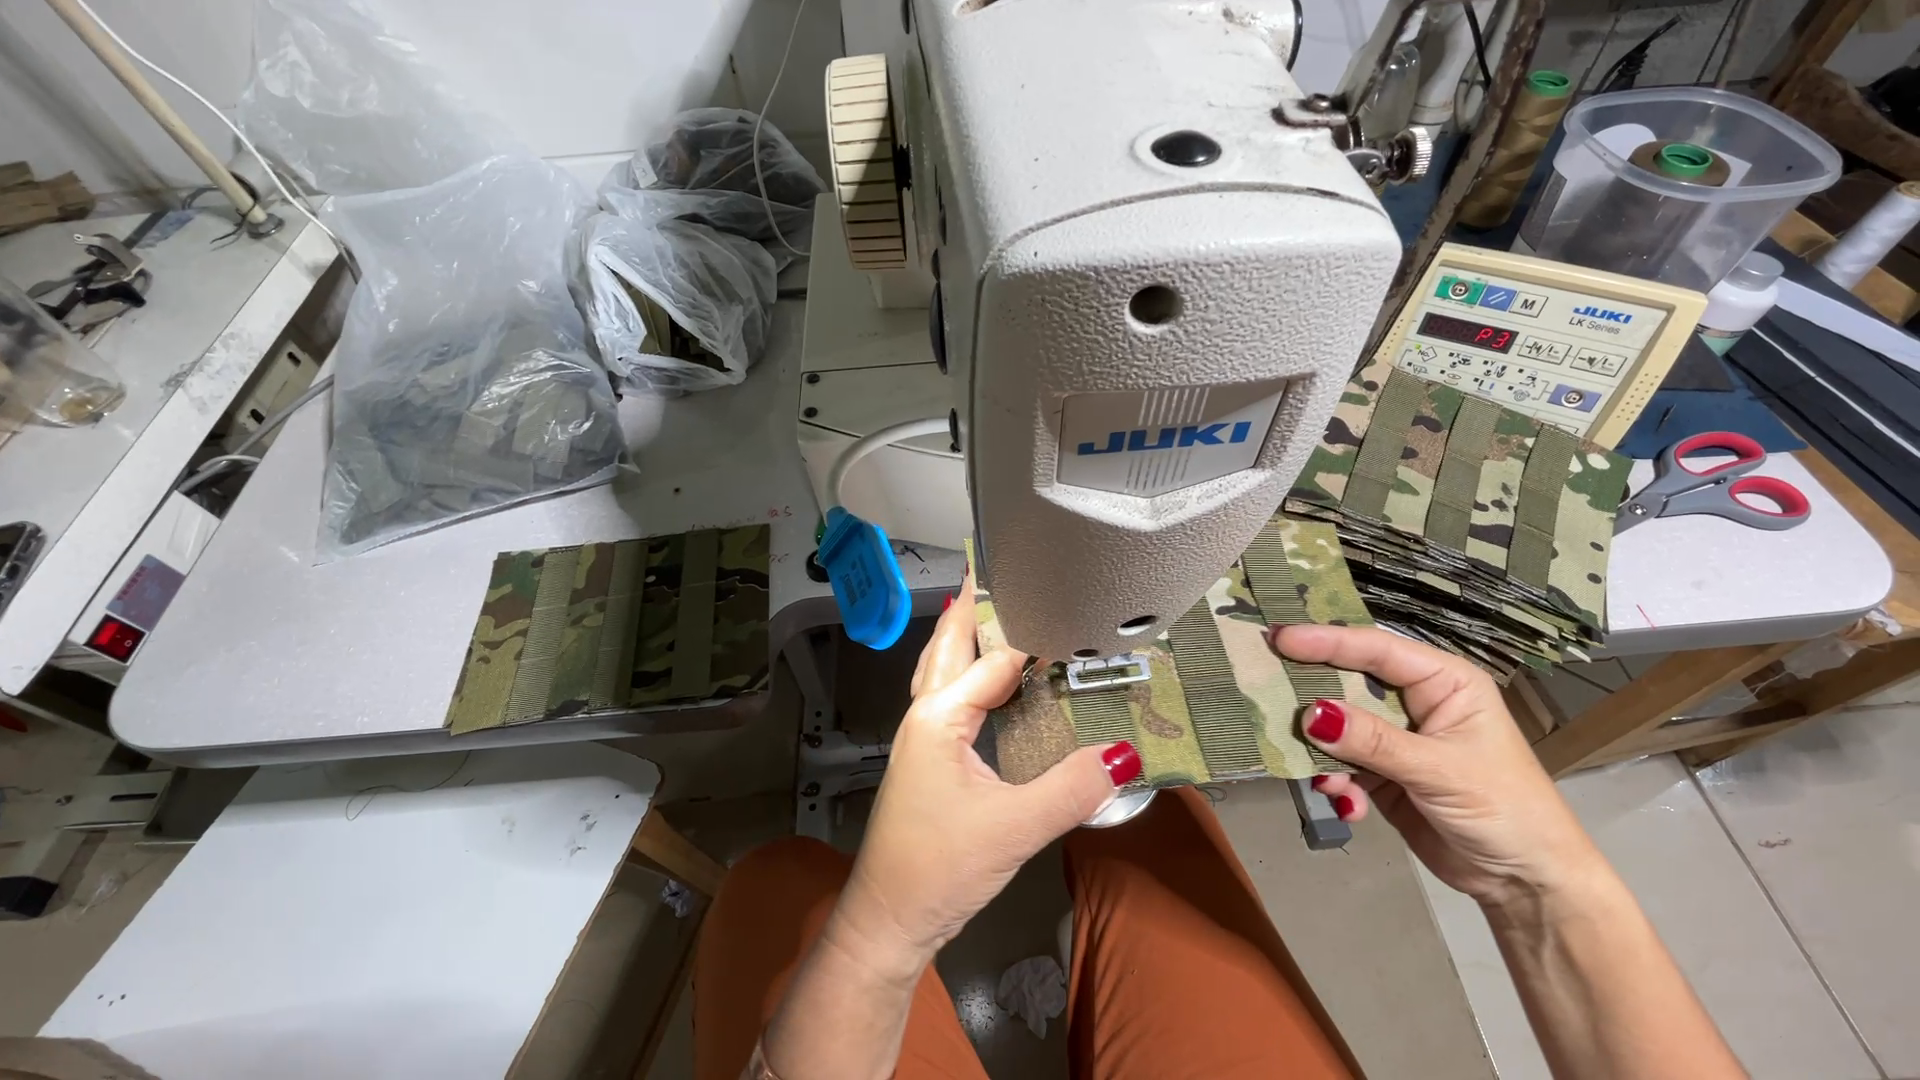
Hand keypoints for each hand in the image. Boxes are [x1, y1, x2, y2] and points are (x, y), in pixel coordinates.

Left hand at [831, 583, 1139, 981]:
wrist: (888, 919)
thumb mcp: (1013, 828)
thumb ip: (1071, 789)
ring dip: (966, 638)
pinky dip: (969, 675)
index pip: (993, 660)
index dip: (1027, 628)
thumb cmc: (939, 868)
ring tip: (998, 611)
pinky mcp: (929, 761)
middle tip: (1001, 569)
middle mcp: (925, 717)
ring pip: (943, 670)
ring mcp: (922, 739)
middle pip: (949, 646)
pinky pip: (950, 698)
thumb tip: (1127, 754)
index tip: (1059, 592)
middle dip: (973, 607)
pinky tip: (992, 684)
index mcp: (939, 718)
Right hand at [1269, 624, 1603, 909]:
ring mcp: (1394, 738)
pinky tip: (1348, 805)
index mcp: (1443, 682)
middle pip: (1347, 682)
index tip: (1280, 640)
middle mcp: (1414, 702)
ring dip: (1322, 752)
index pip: (1377, 650)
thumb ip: (1373, 741)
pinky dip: (1334, 782)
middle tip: (1267, 694)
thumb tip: (1310, 714)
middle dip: (1312, 696)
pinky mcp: (1380, 773)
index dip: (1327, 642)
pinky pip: (1338, 763)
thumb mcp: (1440, 770)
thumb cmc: (1506, 810)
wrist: (1525, 883)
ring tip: (1327, 780)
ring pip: (1336, 726)